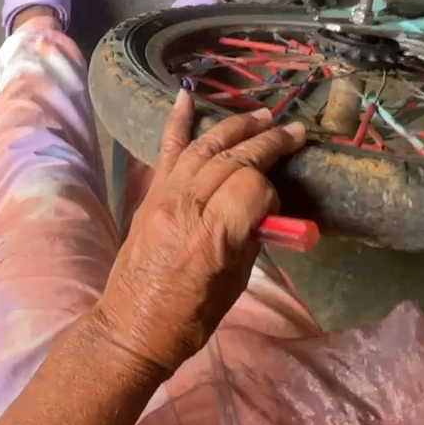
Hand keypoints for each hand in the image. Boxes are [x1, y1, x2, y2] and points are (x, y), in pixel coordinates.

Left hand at [87, 92, 307, 377]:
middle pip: (231, 159)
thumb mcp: (235, 284)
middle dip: (265, 142)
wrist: (131, 327)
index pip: (251, 185)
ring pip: (204, 148)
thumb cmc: (190, 318)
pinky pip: (166, 151)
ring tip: (261, 116)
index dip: (270, 190)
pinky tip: (187, 97)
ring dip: (234, 127)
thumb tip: (264, 206)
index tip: (276, 206)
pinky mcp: (150, 195)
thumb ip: (250, 237)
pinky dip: (177, 122)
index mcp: (211, 236)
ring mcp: (163, 196)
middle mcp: (185, 207)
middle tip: (292, 130)